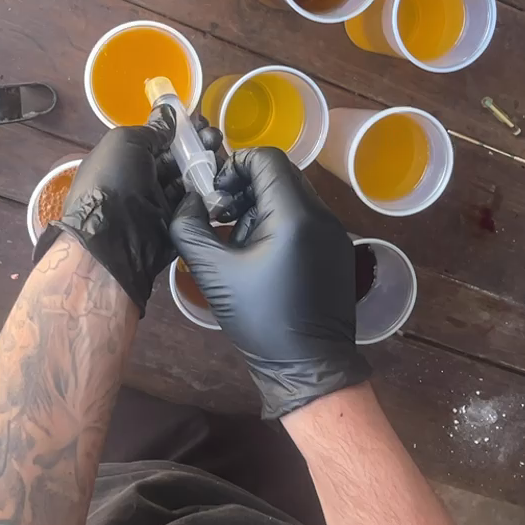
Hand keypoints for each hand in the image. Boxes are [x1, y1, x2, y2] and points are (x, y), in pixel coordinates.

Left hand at [37, 105, 219, 311]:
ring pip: (189, 179)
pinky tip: (221, 178)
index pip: (158, 141)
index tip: (200, 122)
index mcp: (125, 159)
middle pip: (176, 159)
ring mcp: (159, 203)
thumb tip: (167, 111)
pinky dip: (209, 191)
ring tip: (221, 154)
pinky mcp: (176, 223)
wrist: (113, 240)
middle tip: (215, 137)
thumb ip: (151, 129)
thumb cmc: (113, 182)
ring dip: (206, 165)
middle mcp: (142, 180)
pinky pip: (196, 203)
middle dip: (197, 145)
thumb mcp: (125, 142)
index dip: (179, 130)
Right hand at [169, 147, 371, 417]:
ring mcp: (334, 232)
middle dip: (245, 185)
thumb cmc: (259, 318)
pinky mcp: (337, 249)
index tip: (216, 192)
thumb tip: (187, 200)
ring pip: (293, 194)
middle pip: (281, 174)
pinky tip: (260, 252)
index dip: (235, 164)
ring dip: (261, 203)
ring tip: (237, 236)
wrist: (308, 366)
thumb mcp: (212, 273)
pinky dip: (279, 220)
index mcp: (293, 215)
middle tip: (221, 214)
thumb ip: (190, 227)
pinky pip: (305, 216)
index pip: (267, 158)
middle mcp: (321, 215)